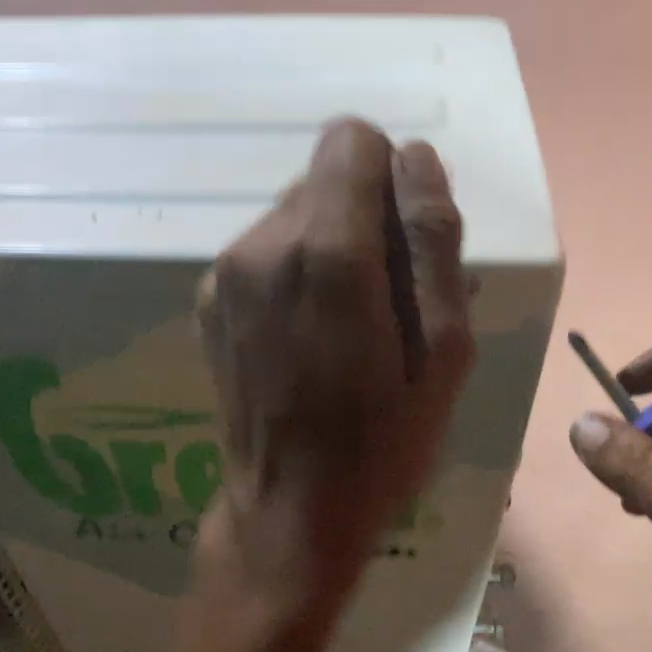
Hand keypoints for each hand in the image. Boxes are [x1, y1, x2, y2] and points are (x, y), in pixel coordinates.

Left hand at [194, 118, 473, 619]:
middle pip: (323, 177)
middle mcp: (262, 245)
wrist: (291, 512)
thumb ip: (434, 239)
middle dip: (365, 217)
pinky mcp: (206, 302)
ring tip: (350, 326)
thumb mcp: (445, 349)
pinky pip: (263, 254)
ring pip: (292, 213)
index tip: (409, 242)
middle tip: (388, 300)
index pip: (353, 139)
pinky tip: (307, 338)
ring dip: (330, 248)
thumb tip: (417, 159)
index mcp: (328, 250)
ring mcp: (225, 274)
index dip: (392, 178)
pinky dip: (294, 275)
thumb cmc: (384, 443)